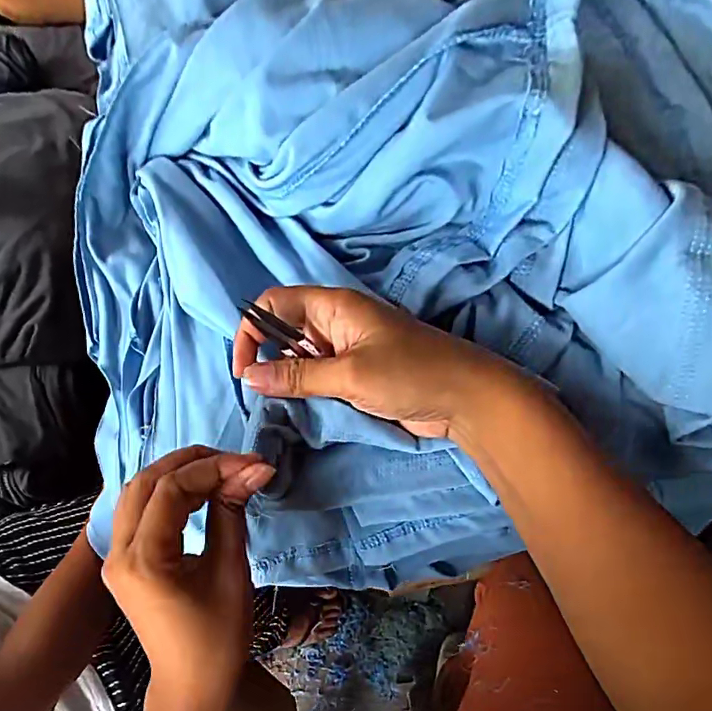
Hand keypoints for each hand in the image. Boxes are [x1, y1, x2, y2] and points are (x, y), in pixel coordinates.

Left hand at [103, 446, 275, 710]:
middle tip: (235, 460)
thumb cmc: (218, 640)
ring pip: (136, 493)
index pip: (172, 491)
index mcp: (144, 560)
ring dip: (175, 473)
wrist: (190, 687)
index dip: (213, 469)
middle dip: (191, 463)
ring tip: (218, 469)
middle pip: (146, 482)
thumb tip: (253, 470)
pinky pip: (136, 511)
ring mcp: (113, 558)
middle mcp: (118, 553)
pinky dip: (164, 493)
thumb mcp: (230, 573)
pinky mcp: (120, 563)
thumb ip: (231, 514)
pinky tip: (193, 490)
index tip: (253, 464)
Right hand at [232, 286, 529, 439]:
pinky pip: (317, 375)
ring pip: (298, 356)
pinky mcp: (354, 373)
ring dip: (285, 377)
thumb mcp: (349, 376)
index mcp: (333, 306)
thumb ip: (297, 375)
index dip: (251, 332)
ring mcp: (345, 348)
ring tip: (282, 403)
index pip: (273, 304)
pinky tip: (302, 406)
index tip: (244, 371)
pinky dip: (304, 389)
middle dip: (266, 357)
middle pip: (282, 330)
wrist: (466, 399)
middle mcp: (335, 322)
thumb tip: (249, 377)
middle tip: (263, 393)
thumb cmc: (411, 375)